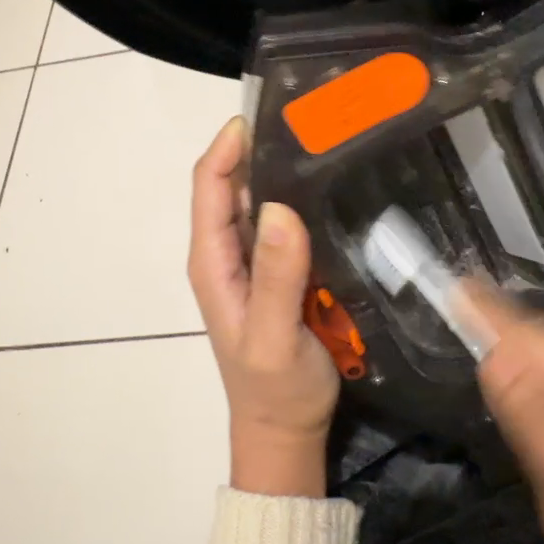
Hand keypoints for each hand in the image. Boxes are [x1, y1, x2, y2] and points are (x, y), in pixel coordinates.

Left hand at [189, 117, 339, 497]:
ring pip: (260, 199)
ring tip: (325, 137)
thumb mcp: (275, 337)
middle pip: (234, 183)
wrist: (286, 430)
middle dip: (260, 146)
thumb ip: (277, 276)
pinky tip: (333, 185)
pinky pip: (284, 222)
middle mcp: (227, 251)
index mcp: (213, 261)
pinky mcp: (278, 270)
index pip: (210, 185)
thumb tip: (278, 205)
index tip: (269, 113)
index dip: (229, 145)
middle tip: (310, 116)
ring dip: (282, 168)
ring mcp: (253, 261)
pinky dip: (300, 198)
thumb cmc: (276, 387)